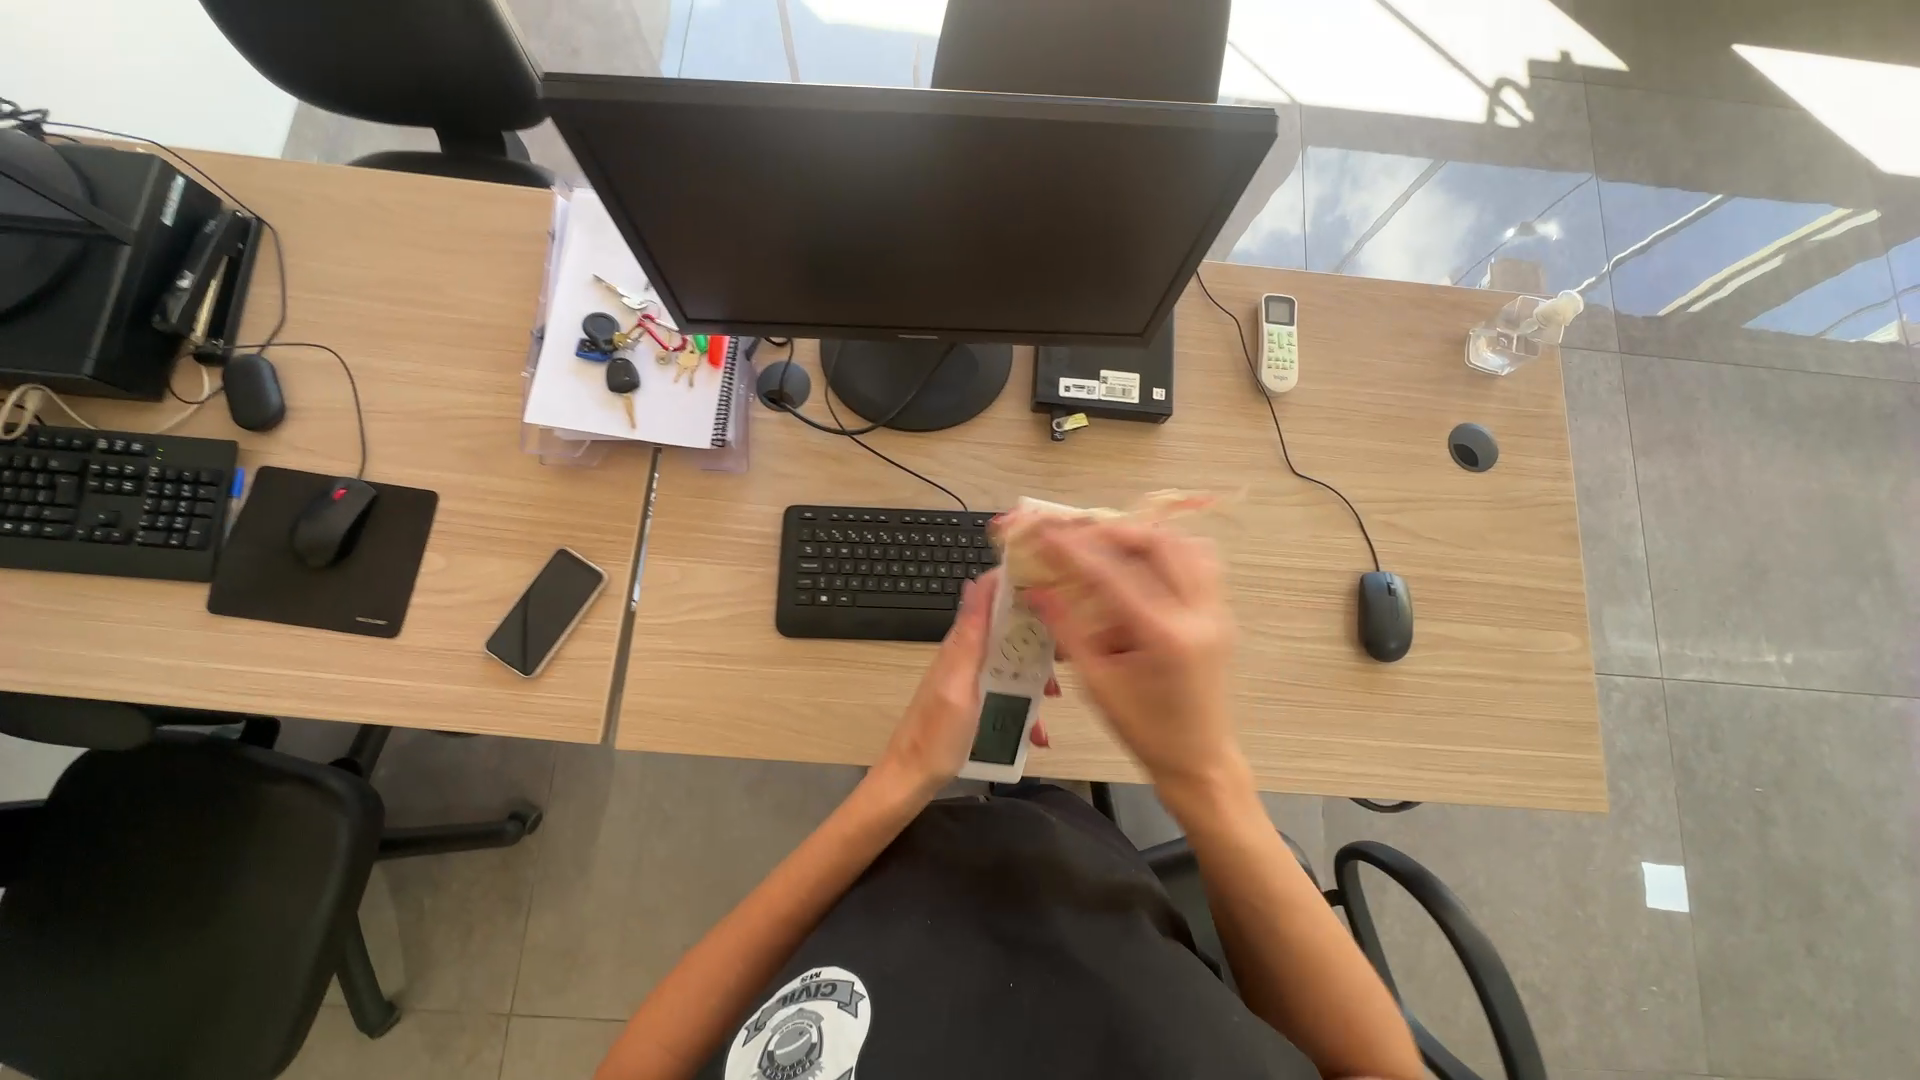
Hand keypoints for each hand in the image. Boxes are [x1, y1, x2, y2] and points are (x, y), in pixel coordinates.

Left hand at [874, 570, 1052, 798]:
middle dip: (1038, 642)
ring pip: (1012, 666)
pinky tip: (1036, 732)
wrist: (912, 779)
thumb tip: (975, 582)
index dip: (1017, 589)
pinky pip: (1007, 696)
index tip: (1051, 590)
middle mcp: (966, 658)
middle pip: (1008, 634)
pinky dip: (1024, 710)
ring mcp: (970, 682)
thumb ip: (971, 636)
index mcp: (962, 646)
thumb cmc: (937, 735)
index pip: (988, 599)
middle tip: (1064, 659)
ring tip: (1053, 699)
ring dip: (1035, 680)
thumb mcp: (959, 683)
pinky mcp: (974, 705)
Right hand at [1024, 518, 1241, 801]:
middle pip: (1156, 542)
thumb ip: (1067, 629)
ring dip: (1142, 537)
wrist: (1199, 759)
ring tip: (1107, 547)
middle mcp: (1198, 614)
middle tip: (1077, 537)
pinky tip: (1140, 565)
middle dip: (1111, 532)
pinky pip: (1200, 561)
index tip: (1045, 533)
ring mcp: (1216, 611)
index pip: (1112, 573)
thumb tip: (1036, 590)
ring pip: (1183, 544)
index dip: (1074, 549)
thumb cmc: (1145, 729)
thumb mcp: (1096, 682)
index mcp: (1165, 635)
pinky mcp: (1220, 613)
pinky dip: (1167, 551)